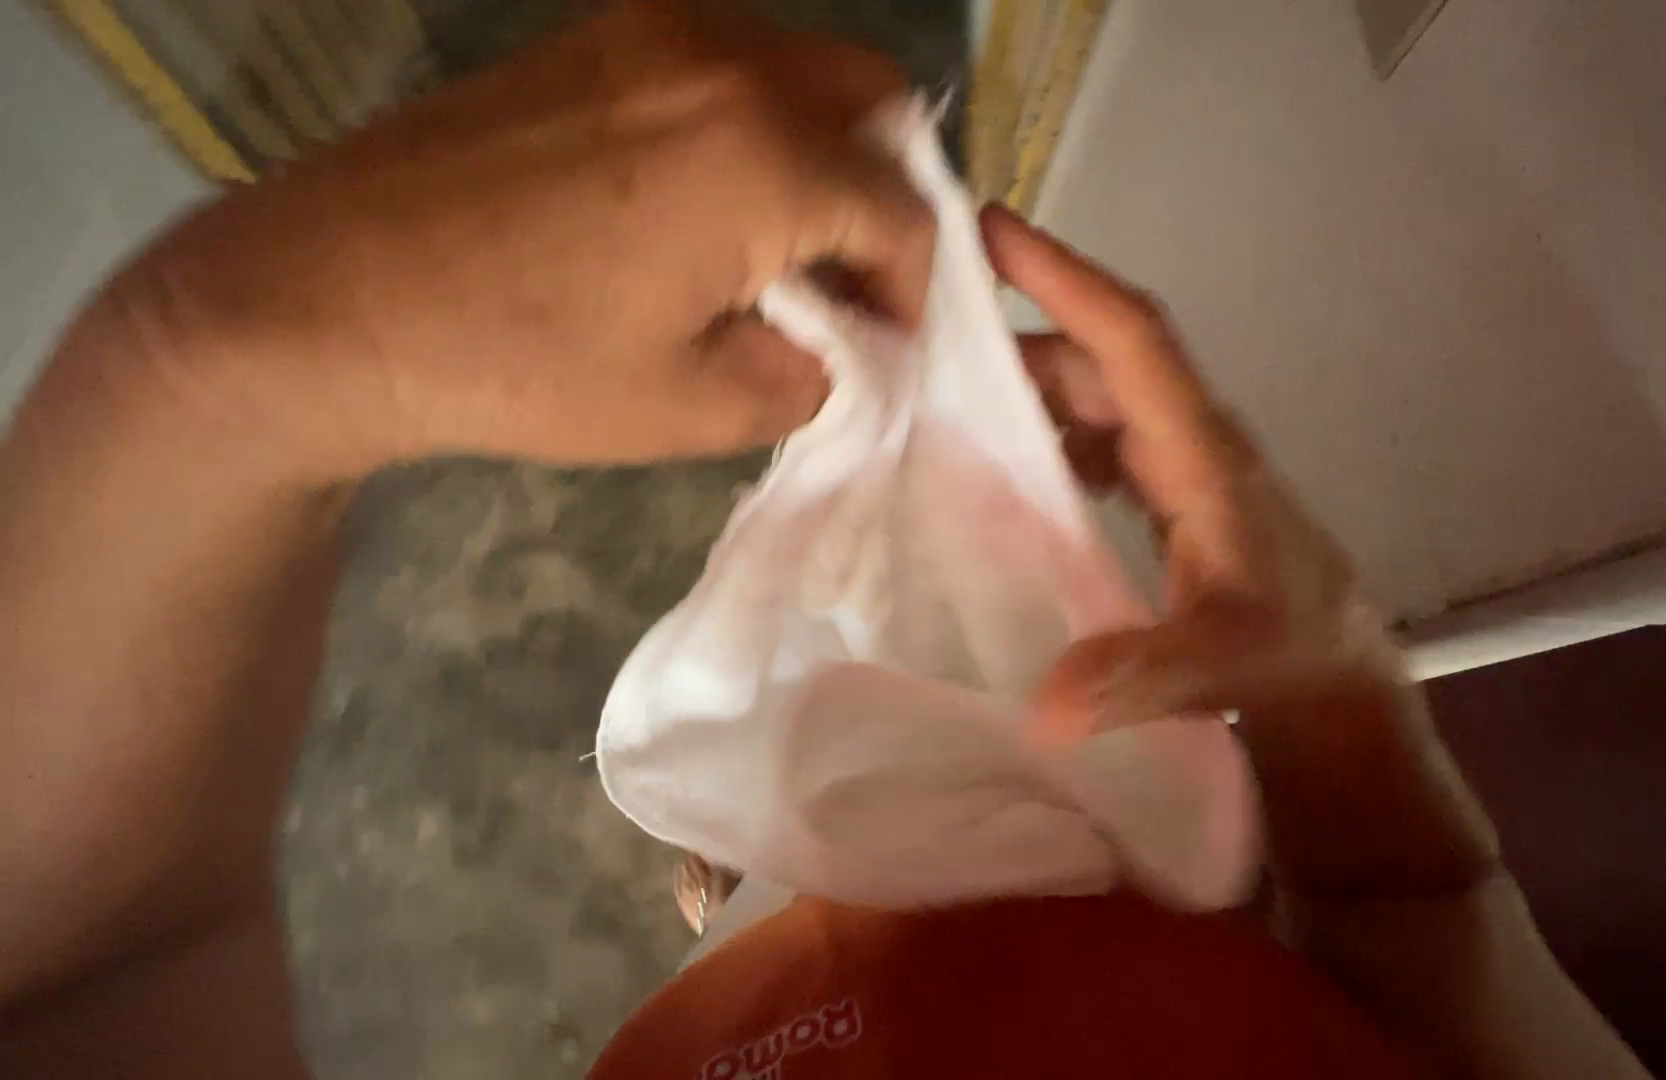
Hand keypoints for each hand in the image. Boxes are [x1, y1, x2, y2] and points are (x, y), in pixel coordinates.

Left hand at [126, 1, 933, 475]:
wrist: (327, 302)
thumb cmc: (527, 368)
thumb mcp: (701, 410)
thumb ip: (811, 378)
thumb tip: (840, 349)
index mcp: (761, 158)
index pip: (902, 209)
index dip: (911, 287)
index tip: (882, 343)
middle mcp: (725, 62)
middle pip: (878, 102)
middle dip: (890, 199)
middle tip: (853, 280)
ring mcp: (655, 33)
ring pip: (809, 72)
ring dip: (832, 160)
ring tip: (791, 251)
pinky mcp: (602, 40)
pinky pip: (736, 68)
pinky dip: (767, 134)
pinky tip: (723, 209)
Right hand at [982, 207, 1499, 899]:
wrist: (1329, 668)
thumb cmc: (1284, 651)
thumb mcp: (1216, 664)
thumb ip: (1136, 674)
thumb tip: (1045, 708)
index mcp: (1200, 453)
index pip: (1131, 340)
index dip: (1065, 281)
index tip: (992, 233)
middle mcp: (1186, 437)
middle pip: (1097, 357)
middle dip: (1019, 335)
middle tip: (929, 335)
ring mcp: (1176, 458)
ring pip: (1092, 391)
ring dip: (1027, 384)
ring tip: (946, 396)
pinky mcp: (1164, 484)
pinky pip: (1095, 432)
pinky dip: (1046, 429)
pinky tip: (1002, 459)